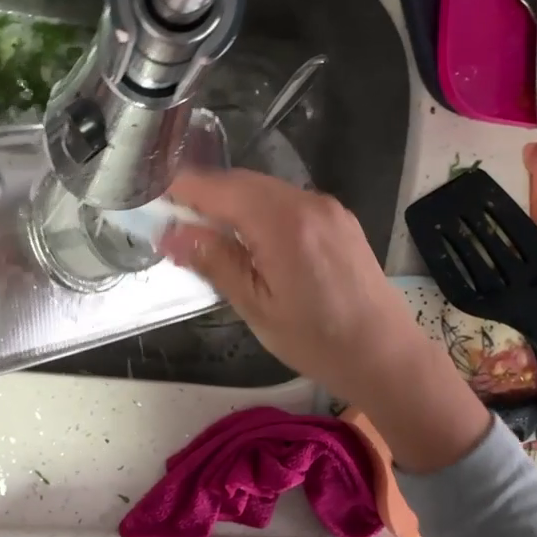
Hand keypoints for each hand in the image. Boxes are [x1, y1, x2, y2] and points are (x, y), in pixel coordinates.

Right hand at [160, 169, 421, 412]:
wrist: (383, 353)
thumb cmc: (316, 340)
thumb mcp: (256, 307)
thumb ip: (215, 262)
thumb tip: (173, 234)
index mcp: (283, 223)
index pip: (220, 188)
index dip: (183, 189)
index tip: (152, 199)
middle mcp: (308, 202)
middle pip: (243, 183)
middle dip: (205, 196)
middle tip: (173, 222)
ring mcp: (328, 209)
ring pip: (266, 192)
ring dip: (232, 205)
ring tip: (206, 235)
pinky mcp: (339, 222)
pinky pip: (288, 204)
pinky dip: (259, 213)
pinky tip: (248, 241)